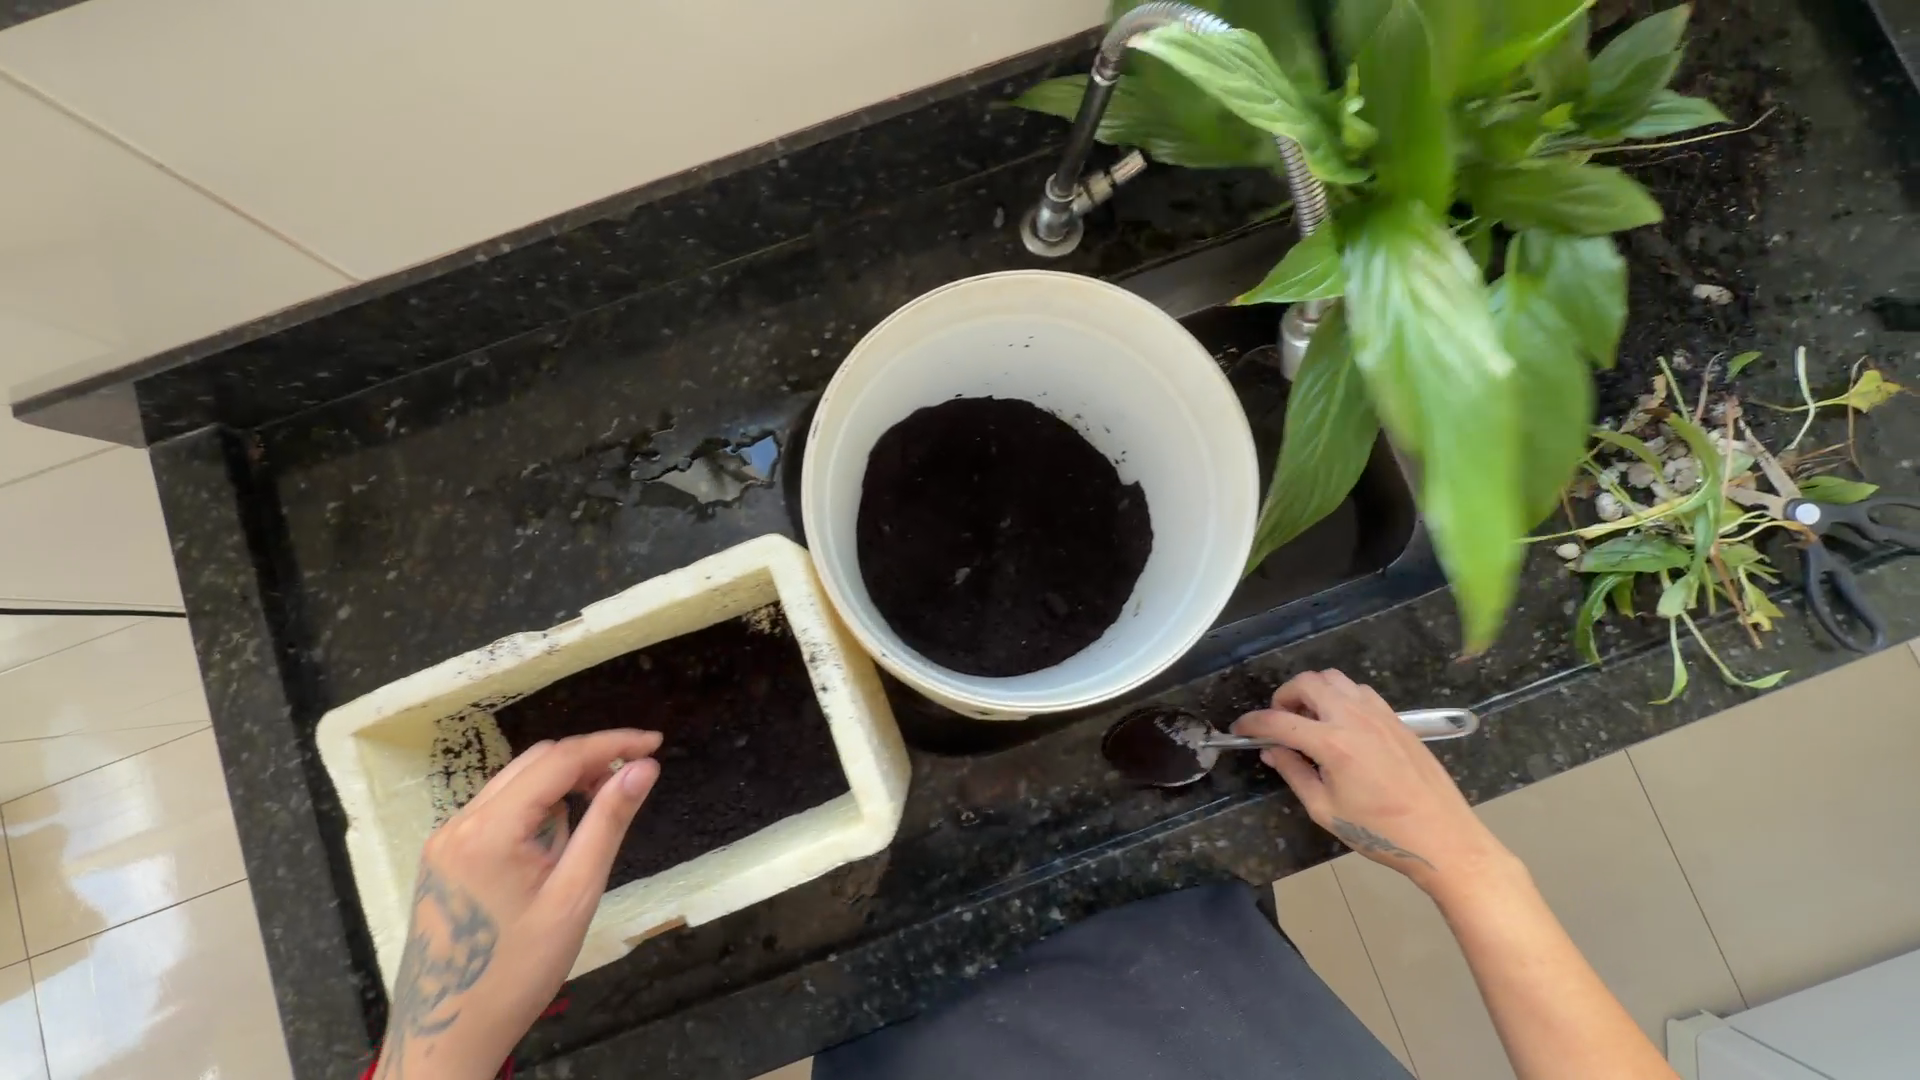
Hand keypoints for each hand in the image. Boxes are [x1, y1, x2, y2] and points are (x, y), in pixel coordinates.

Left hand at [373, 730, 662, 1079]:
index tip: (655, 743)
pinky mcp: (445, 856)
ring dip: (564, 781)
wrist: (449, 1037)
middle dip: (589, 760)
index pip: (559, 760)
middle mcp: (459, 822)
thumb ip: (609, 821)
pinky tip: (561, 834)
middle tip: (633, 777)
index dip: (611, 744)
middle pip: (536, 762)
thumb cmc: (520, 969)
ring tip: (602, 806)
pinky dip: (538, 804)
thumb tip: (645, 767)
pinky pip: (500, 807)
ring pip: (517, 781)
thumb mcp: (576, 893)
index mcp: (489, 829)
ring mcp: (446, 839)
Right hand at [1234, 670, 1510, 896]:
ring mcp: (1379, 715)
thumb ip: (1294, 773)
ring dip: (1313, 692)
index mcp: (1333, 744)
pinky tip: (1341, 724)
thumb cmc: (1380, 832)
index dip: (1252, 723)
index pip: (1278, 720)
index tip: (1239, 729)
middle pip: (1307, 683)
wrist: (1444, 840)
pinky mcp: (1396, 720)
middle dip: (1283, 697)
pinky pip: (1359, 691)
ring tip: (1309, 720)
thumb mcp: (1325, 810)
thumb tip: (1271, 751)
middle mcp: (1354, 718)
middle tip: (1279, 722)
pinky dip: (1340, 697)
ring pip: (1334, 679)